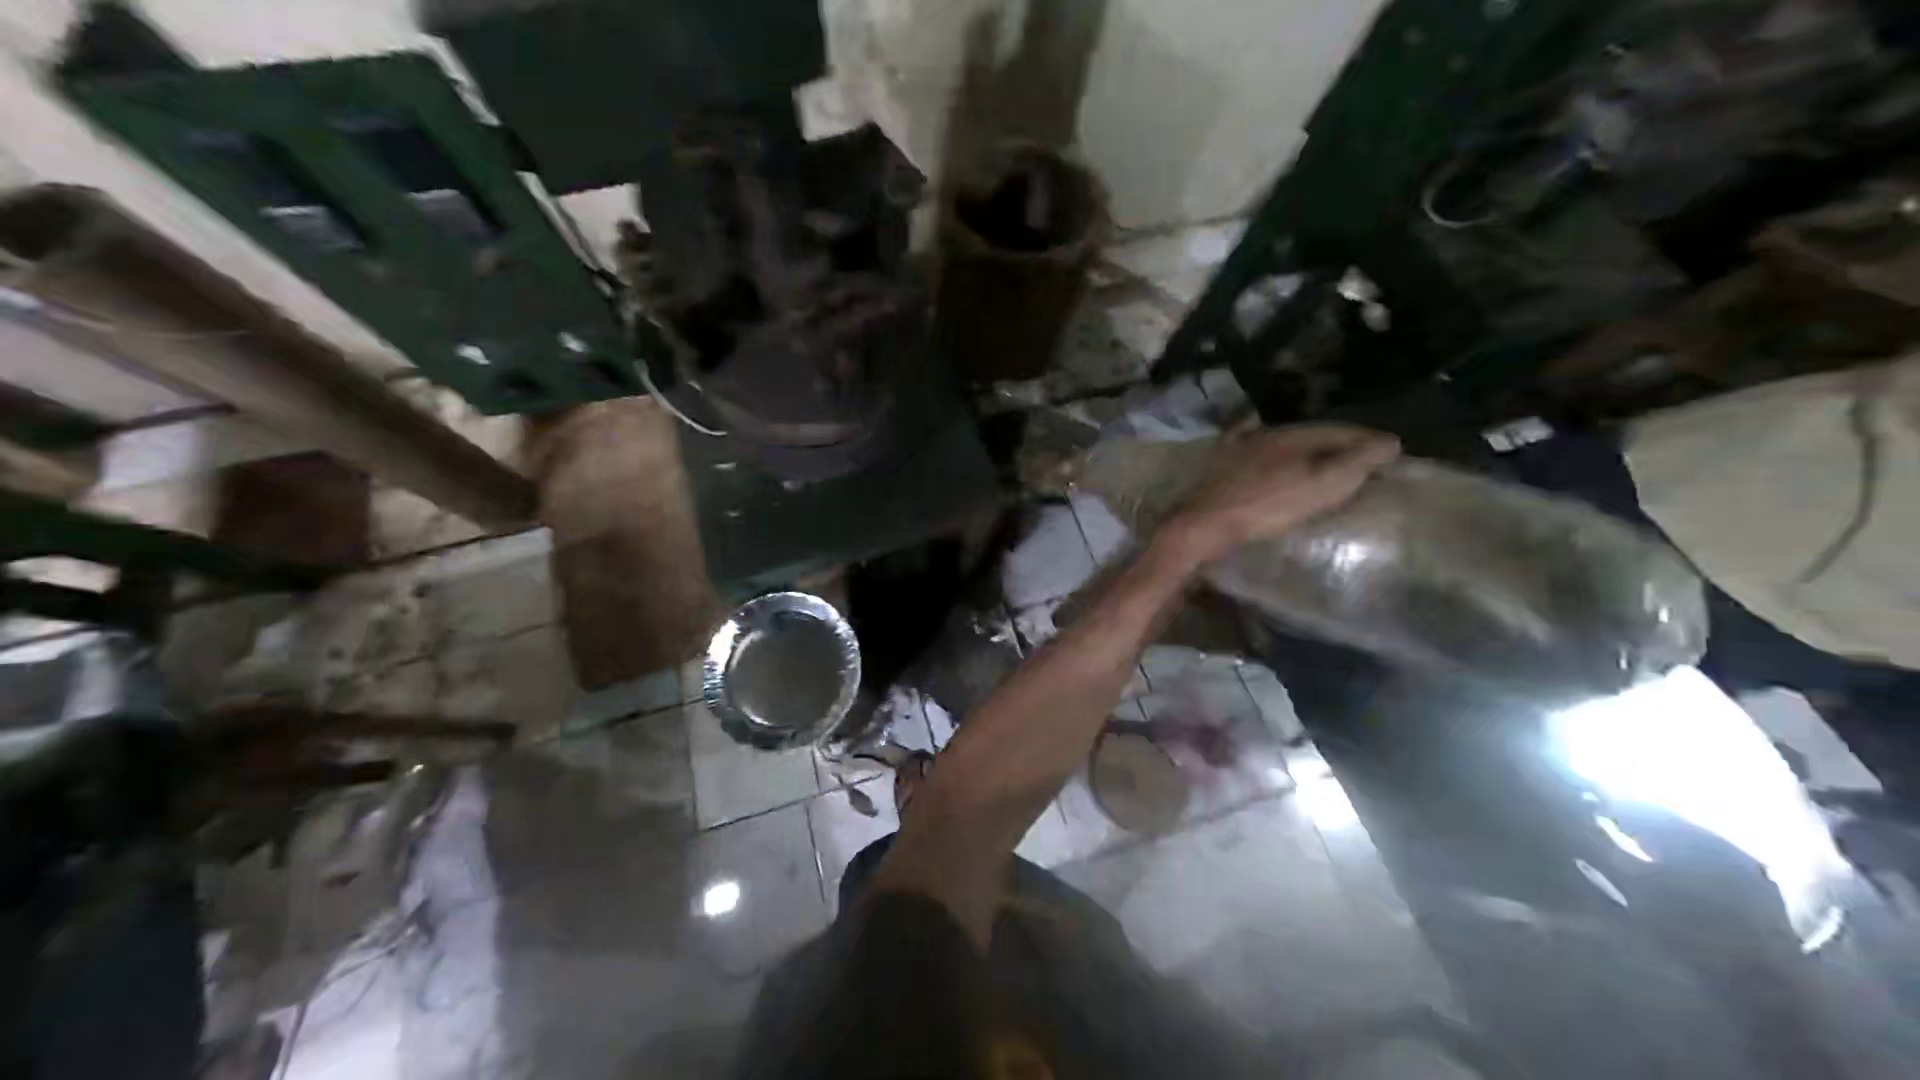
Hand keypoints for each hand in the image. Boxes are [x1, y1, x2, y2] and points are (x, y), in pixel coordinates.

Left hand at [1159, 424, 1400, 565]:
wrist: (1204, 524)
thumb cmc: (1266, 505)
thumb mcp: (1321, 485)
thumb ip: (1357, 461)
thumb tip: (1391, 441)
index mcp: (1293, 434)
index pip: (1341, 430)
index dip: (1369, 442)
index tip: (1391, 455)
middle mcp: (1265, 433)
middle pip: (1312, 436)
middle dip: (1339, 446)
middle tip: (1363, 462)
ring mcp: (1238, 449)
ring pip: (1281, 442)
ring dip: (1306, 450)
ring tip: (1326, 464)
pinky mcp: (1220, 467)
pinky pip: (1248, 448)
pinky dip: (1263, 447)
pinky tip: (1259, 439)